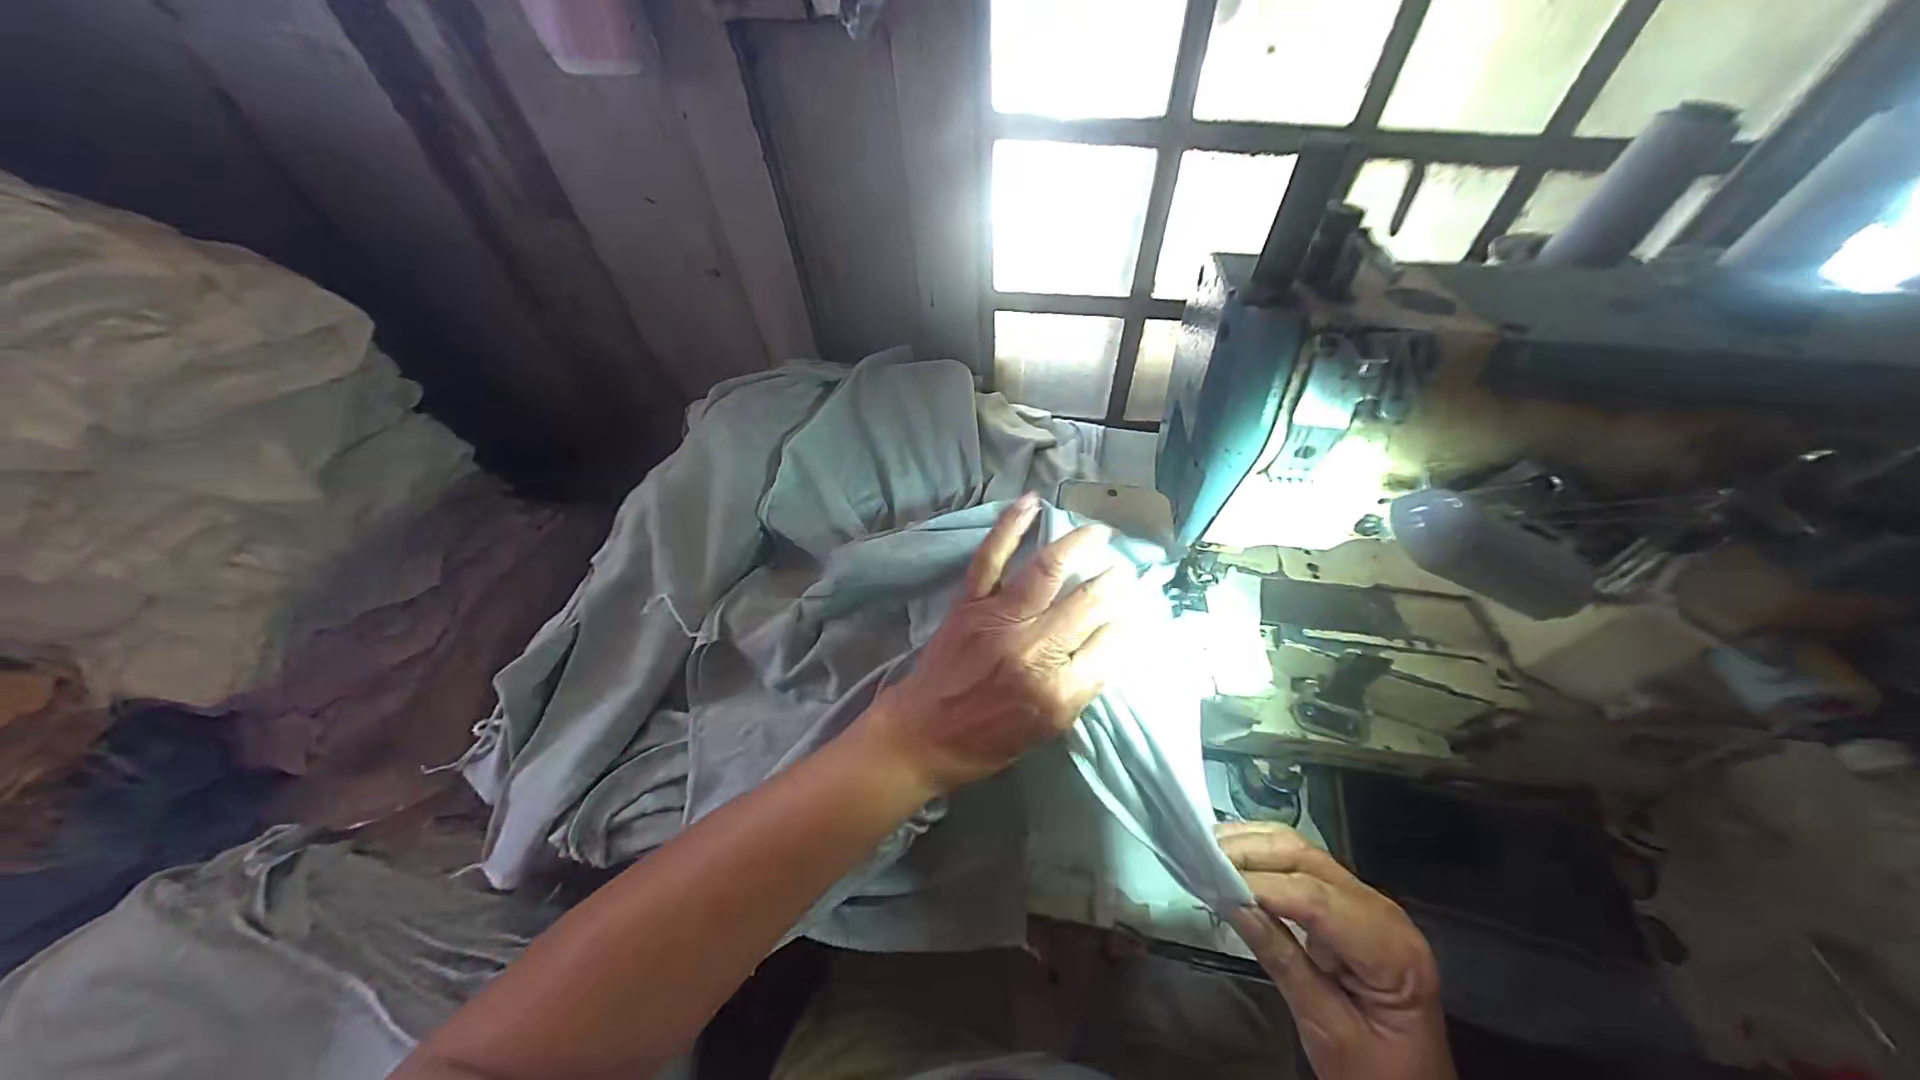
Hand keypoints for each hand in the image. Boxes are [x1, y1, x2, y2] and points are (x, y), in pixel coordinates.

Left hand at [856, 494, 1128, 794]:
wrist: (924, 734)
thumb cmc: (988, 740)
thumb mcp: (1048, 730)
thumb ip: (1082, 687)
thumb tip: (1109, 642)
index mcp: (1057, 689)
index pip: (1109, 646)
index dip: (1125, 624)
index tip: (1132, 611)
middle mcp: (1032, 649)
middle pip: (1086, 604)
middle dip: (1113, 583)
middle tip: (1125, 571)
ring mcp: (998, 620)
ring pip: (1046, 571)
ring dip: (1078, 545)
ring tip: (1099, 532)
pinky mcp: (969, 604)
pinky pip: (991, 558)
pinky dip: (1010, 526)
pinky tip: (1031, 503)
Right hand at [1218, 821, 1454, 1079]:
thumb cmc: (1376, 1072)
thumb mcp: (1328, 1029)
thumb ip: (1283, 961)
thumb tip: (1233, 904)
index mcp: (1391, 949)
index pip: (1316, 898)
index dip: (1261, 884)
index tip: (1212, 881)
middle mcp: (1382, 911)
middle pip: (1307, 860)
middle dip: (1251, 851)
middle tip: (1200, 855)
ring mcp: (1366, 902)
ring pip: (1301, 850)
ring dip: (1253, 844)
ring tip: (1208, 848)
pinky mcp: (1347, 903)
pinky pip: (1302, 864)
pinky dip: (1264, 854)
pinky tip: (1235, 856)